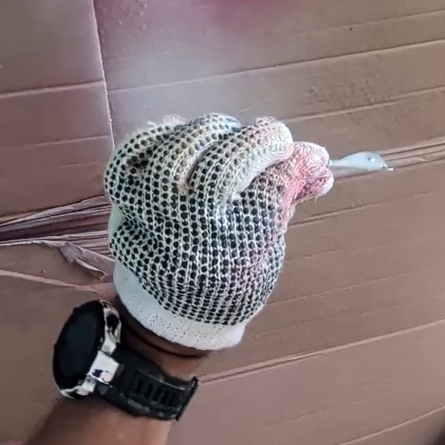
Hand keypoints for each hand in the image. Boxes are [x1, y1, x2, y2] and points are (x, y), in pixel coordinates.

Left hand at [106, 115, 332, 351]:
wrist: (170, 311)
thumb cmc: (228, 276)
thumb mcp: (267, 247)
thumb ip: (287, 197)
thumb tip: (320, 159)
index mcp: (232, 249)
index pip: (267, 192)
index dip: (287, 160)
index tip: (299, 149)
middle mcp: (188, 228)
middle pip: (220, 167)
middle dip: (252, 142)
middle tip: (269, 138)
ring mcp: (149, 210)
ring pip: (176, 153)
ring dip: (209, 133)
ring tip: (226, 135)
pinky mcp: (124, 196)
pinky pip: (134, 152)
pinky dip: (160, 134)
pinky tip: (181, 135)